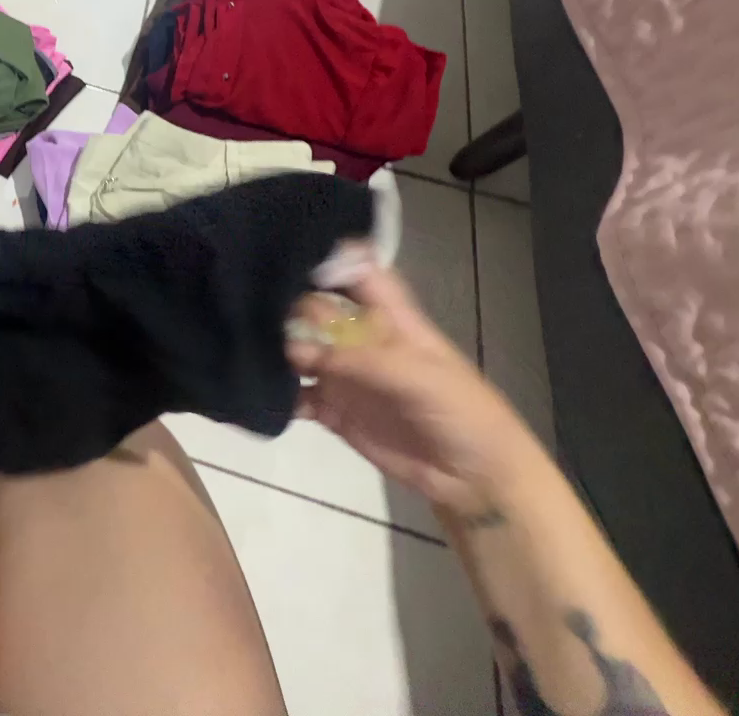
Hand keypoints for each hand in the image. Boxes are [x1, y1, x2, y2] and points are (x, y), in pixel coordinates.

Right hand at [288, 261, 538, 512]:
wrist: (476, 480)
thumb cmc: (463, 415)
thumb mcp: (421, 378)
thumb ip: (359, 360)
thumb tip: (296, 350)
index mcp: (391, 323)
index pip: (361, 277)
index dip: (334, 262)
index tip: (294, 259)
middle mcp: (361, 342)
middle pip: (317, 310)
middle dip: (292, 311)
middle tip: (268, 321)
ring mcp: (343, 376)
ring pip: (298, 349)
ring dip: (279, 351)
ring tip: (262, 358)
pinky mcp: (330, 410)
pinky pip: (294, 395)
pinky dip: (278, 394)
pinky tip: (266, 394)